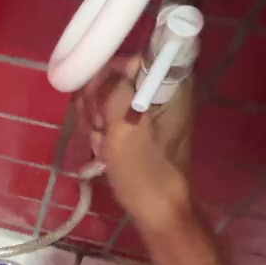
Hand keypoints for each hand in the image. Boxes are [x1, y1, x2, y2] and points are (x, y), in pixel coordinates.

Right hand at [78, 56, 195, 234]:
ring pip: (110, 97)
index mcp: (170, 83)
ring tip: (101, 143)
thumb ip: (117, 88)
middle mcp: (164, 90)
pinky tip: (102, 150)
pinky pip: (113, 117)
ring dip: (96, 119)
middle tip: (97, 126)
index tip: (95, 94)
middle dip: (98, 99)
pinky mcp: (141, 128)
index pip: (133, 53)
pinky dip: (103, 132)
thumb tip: (110, 68)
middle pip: (117, 75)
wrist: (158, 211)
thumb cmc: (145, 171)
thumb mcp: (124, 127)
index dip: (107, 70)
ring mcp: (151, 110)